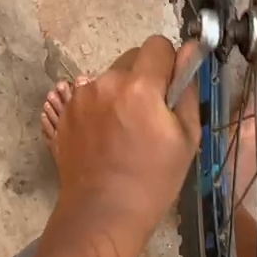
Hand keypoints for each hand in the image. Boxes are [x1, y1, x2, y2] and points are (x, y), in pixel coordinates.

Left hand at [47, 36, 201, 237]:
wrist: (102, 212)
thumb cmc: (152, 180)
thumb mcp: (186, 138)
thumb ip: (187, 90)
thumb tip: (191, 53)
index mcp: (140, 87)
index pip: (158, 45)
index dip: (169, 62)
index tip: (171, 87)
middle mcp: (106, 82)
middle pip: (133, 58)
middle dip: (145, 77)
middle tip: (150, 113)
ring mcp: (81, 96)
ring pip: (111, 77)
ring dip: (121, 92)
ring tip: (126, 130)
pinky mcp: (66, 111)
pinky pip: (91, 95)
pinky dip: (101, 107)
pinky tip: (106, 137)